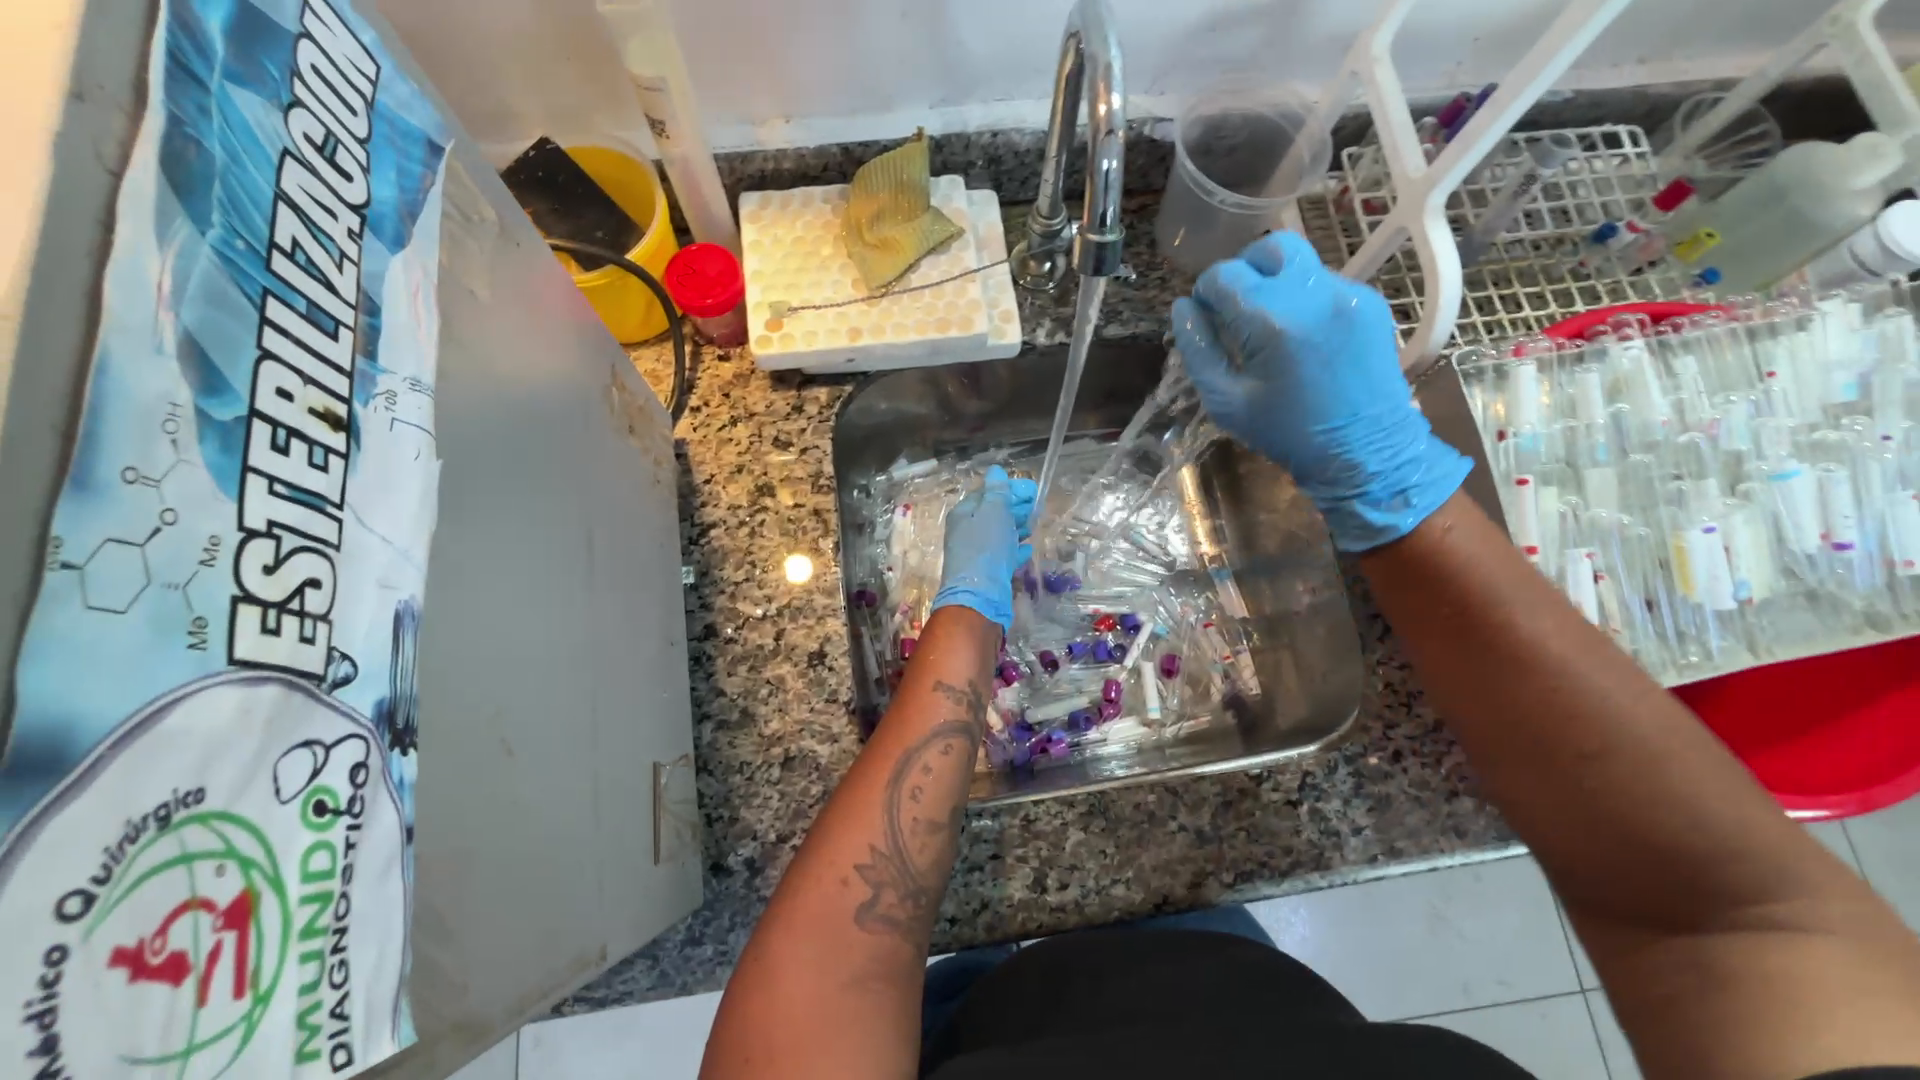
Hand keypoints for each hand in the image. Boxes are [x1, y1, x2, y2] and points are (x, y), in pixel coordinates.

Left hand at [931, 465, 1036, 633]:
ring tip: (1032, 525)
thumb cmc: (986, 547)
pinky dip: (1014, 549)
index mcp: (964, 513)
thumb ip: (997, 491)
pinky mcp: (986, 572)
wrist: (979, 594)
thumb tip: (996, 471)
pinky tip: (1026, 549)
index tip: (1033, 490)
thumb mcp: (993, 511)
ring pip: (998, 534)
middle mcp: (966, 532)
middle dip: (1014, 508)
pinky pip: (1002, 555)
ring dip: (1016, 527)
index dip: (1010, 489)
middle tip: (1035, 507)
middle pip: (992, 513)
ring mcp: (975, 553)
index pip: (988, 493)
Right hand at [1171, 231, 1470, 551]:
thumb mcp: (1225, 401)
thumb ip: (1198, 349)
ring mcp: (1348, 292)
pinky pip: (1326, 283)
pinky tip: (1306, 340)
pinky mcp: (1371, 302)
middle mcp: (1313, 291)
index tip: (1208, 319)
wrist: (1366, 452)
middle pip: (1268, 248)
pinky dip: (1306, 300)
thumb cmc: (1287, 432)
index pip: (1223, 274)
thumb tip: (1183, 308)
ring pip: (1299, 264)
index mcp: (1272, 318)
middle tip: (1239, 309)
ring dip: (1277, 284)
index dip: (1207, 293)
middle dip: (1245, 272)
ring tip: (1274, 328)